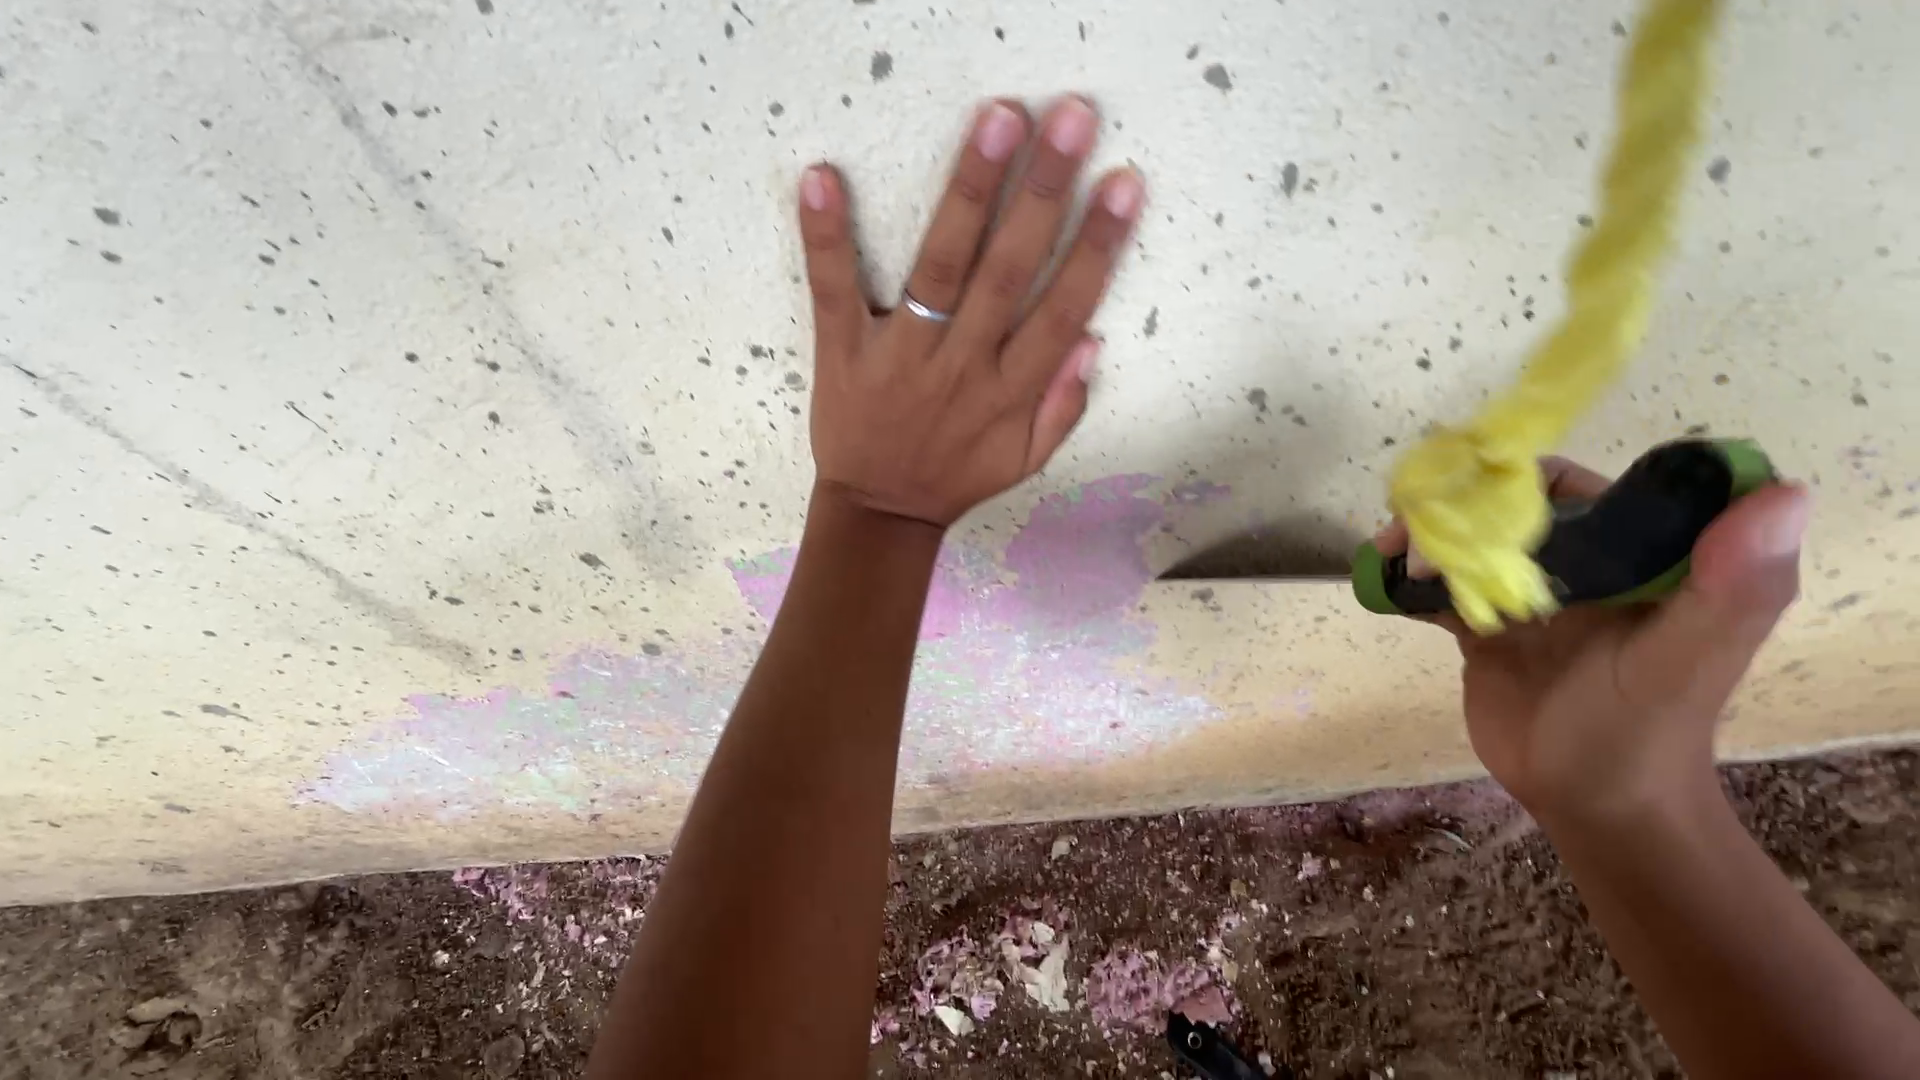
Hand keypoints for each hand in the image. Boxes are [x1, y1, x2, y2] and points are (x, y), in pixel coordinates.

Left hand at [796, 97, 1143, 528]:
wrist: (879, 510)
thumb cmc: (956, 478)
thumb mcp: (1025, 460)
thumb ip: (1063, 406)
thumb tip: (1094, 340)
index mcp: (1008, 391)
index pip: (1062, 308)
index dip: (1097, 247)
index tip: (1123, 183)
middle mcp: (960, 365)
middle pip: (1006, 272)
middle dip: (1042, 193)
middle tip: (1068, 117)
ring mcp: (899, 355)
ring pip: (939, 270)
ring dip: (968, 194)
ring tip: (996, 123)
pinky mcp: (843, 350)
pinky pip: (833, 291)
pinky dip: (825, 237)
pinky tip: (822, 177)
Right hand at [1379, 458, 1811, 822]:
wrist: (1591, 803)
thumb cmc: (1641, 732)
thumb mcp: (1687, 661)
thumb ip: (1731, 587)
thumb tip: (1781, 490)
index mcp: (1629, 558)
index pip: (1565, 490)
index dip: (1509, 481)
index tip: (1459, 498)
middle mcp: (1576, 568)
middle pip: (1499, 514)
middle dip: (1448, 514)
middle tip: (1408, 538)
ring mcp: (1524, 599)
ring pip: (1463, 548)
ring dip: (1419, 543)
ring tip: (1386, 558)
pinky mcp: (1483, 631)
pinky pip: (1439, 591)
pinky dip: (1406, 583)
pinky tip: (1381, 586)